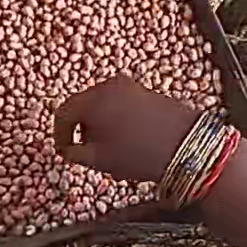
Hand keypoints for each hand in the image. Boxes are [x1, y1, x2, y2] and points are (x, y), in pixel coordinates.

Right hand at [54, 76, 200, 182]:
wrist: (187, 145)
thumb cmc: (137, 154)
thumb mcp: (99, 160)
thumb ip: (75, 153)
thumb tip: (69, 149)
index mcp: (92, 100)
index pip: (63, 113)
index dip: (59, 134)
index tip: (64, 151)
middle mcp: (109, 86)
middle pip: (83, 104)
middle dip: (80, 128)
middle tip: (85, 150)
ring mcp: (131, 86)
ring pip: (103, 103)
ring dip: (99, 123)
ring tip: (108, 148)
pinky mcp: (147, 92)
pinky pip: (121, 102)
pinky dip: (116, 118)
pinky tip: (127, 139)